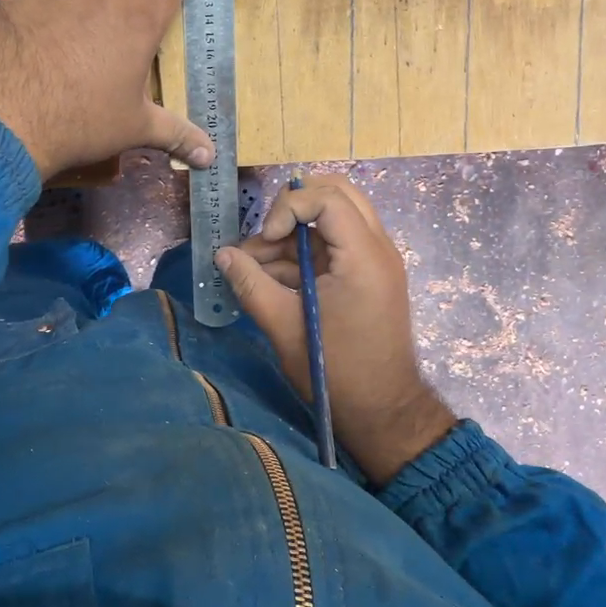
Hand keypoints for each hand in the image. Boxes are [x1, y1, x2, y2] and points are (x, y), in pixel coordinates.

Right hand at [216, 175, 455, 480]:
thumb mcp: (283, 326)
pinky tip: (269, 279)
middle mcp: (377, 248)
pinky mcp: (367, 275)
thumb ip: (250, 283)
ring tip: (254, 266)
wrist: (383, 412)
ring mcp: (375, 261)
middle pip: (336, 193)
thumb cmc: (335, 371)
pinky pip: (333, 244)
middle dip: (293, 208)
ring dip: (292, 233)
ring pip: (333, 218)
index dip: (288, 208)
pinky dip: (301, 252)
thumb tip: (222, 255)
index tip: (265, 239)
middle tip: (265, 235)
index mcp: (364, 257)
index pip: (326, 198)